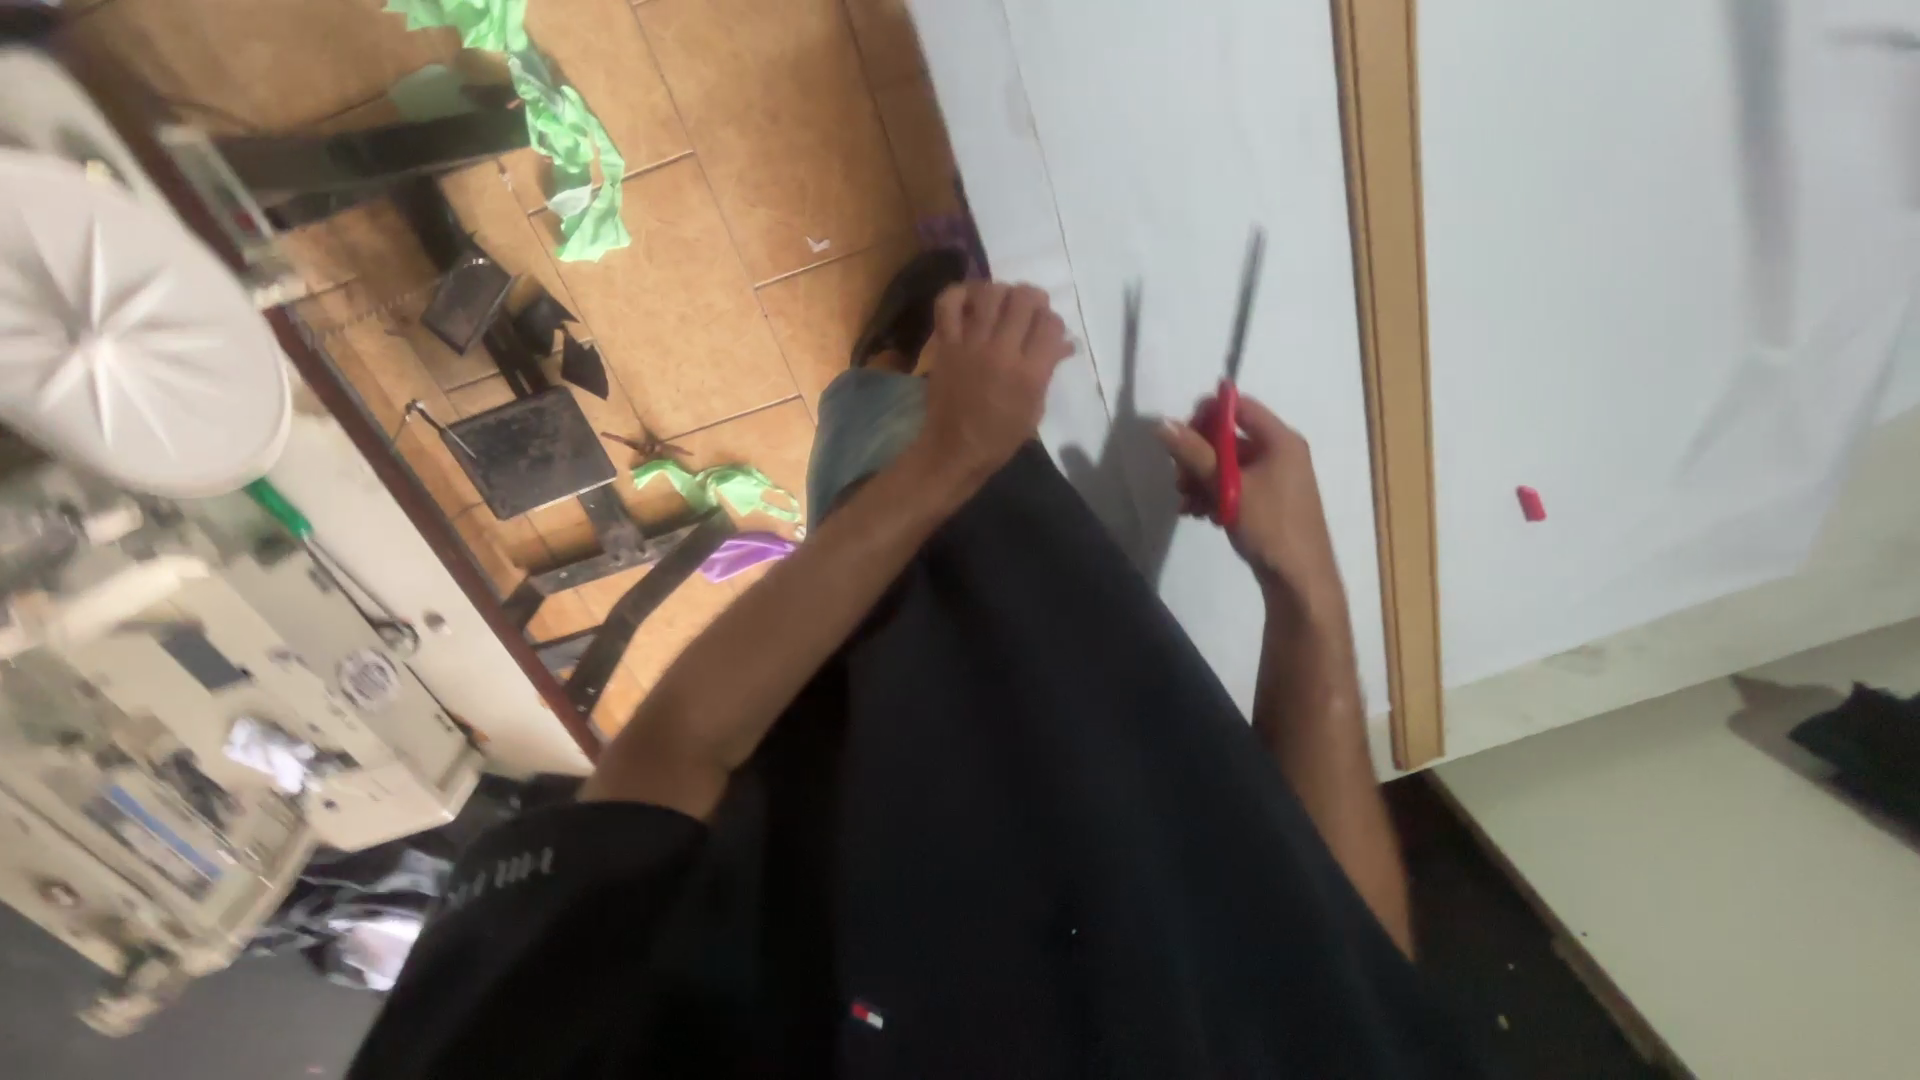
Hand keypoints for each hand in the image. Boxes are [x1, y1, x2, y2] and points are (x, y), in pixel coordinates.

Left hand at [913, 282, 1072, 485]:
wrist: (954, 450)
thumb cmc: (1000, 437)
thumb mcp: (1035, 409)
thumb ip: (1048, 371)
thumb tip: (1064, 343)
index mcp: (1030, 374)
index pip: (1051, 325)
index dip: (1054, 322)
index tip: (1048, 330)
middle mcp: (1002, 352)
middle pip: (1024, 299)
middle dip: (1033, 298)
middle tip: (1030, 309)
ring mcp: (971, 345)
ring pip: (990, 294)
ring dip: (1002, 291)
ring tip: (1003, 302)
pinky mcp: (946, 345)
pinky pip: (948, 304)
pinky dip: (959, 294)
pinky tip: (970, 300)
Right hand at [1155, 394, 1347, 620]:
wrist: (1299, 578)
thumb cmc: (1270, 526)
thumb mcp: (1228, 487)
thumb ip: (1194, 453)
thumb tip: (1162, 423)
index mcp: (1279, 440)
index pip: (1238, 406)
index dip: (1206, 416)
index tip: (1180, 440)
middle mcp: (1279, 452)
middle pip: (1228, 437)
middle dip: (1197, 457)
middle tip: (1179, 481)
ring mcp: (1275, 478)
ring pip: (1226, 465)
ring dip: (1200, 480)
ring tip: (1186, 505)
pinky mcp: (1268, 501)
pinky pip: (1234, 486)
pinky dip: (1214, 496)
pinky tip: (1200, 515)